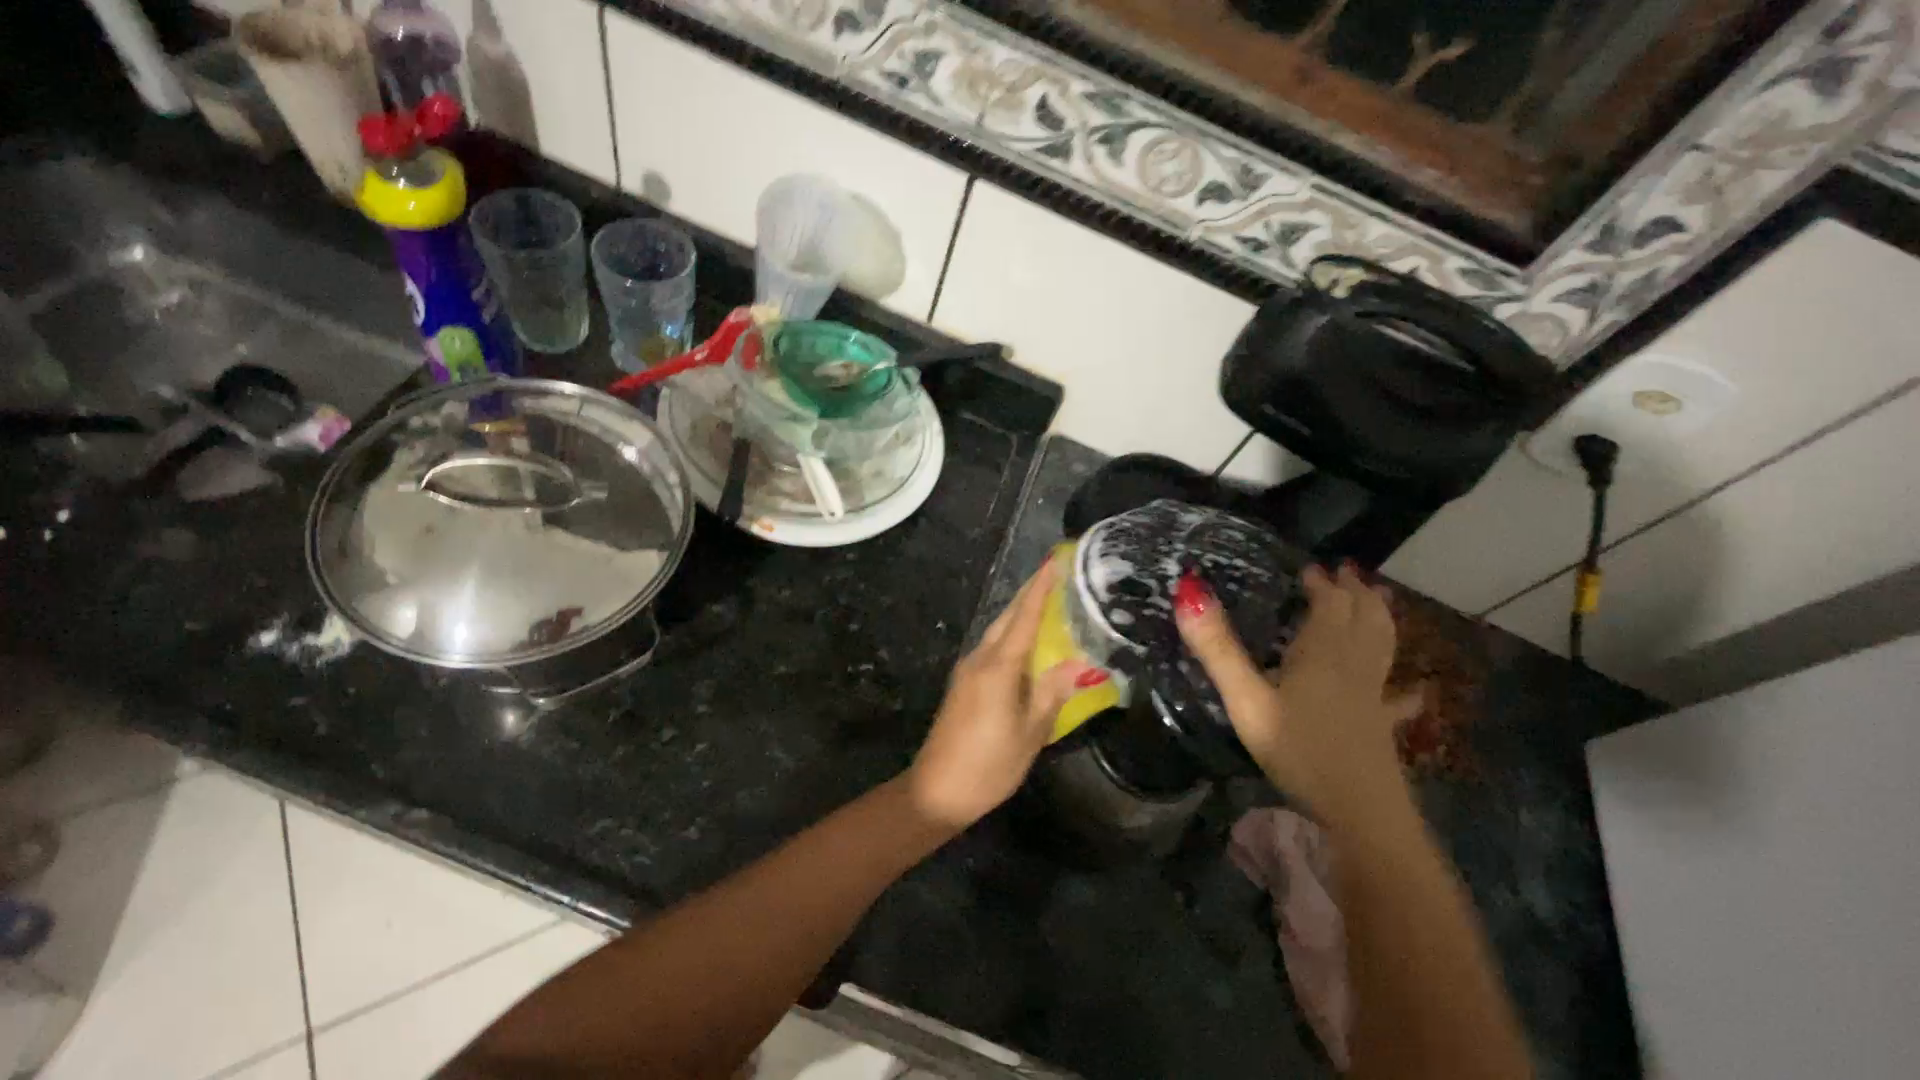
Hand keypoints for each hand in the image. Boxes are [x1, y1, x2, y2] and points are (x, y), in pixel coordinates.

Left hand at [906, 558, 1091, 829]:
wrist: (937, 791)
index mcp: (999, 666)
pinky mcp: (964, 686)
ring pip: (998, 632)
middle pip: (1007, 618)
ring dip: (1021, 615)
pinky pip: (993, 649)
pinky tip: (1029, 644)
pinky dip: (1013, 637)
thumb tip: (1080, 662)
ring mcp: (968, 672)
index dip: (1042, 587)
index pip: (1024, 615)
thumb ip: (1053, 691)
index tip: (1056, 560)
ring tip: (1050, 604)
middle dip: (1031, 594)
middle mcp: (980, 659)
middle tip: (1058, 576)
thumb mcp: (1032, 731)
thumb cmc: (989, 763)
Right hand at [1175, 562, 1421, 819]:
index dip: (1321, 583)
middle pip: (1364, 617)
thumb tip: (1189, 590)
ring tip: (1380, 600)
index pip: (1330, 604)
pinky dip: (1407, 689)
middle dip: (1355, 592)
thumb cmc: (1298, 749)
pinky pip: (1398, 699)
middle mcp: (1354, 665)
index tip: (1309, 568)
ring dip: (1381, 618)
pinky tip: (1417, 692)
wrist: (1360, 809)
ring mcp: (1373, 696)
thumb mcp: (1246, 699)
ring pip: (1383, 645)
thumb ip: (1218, 649)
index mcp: (1323, 652)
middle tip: (1347, 572)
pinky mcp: (1381, 727)